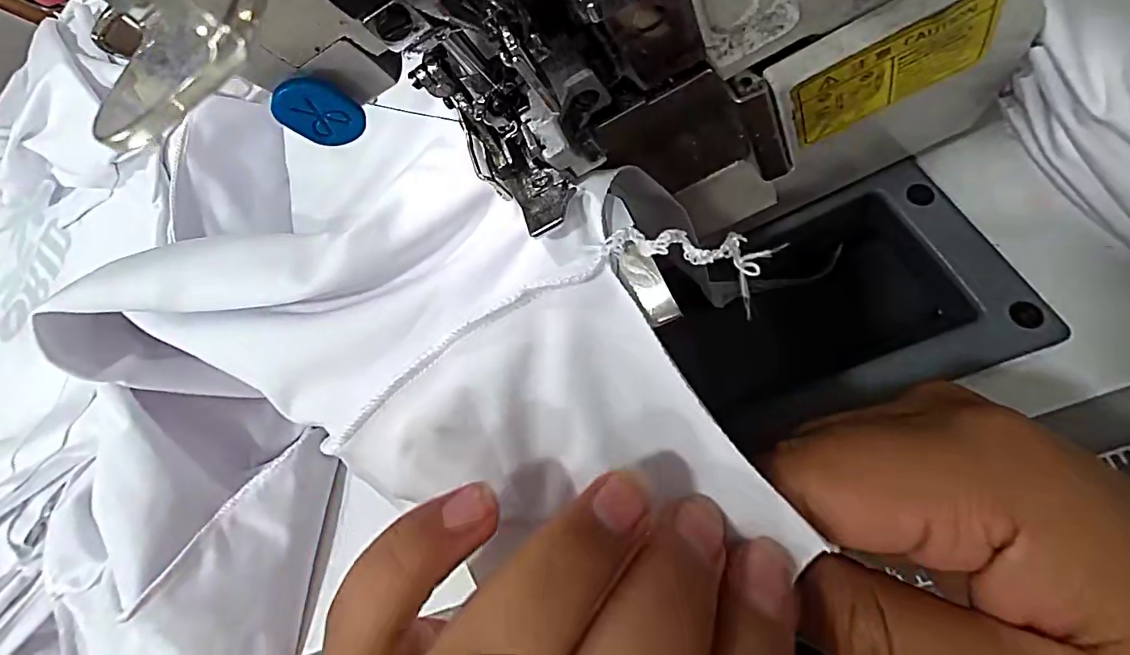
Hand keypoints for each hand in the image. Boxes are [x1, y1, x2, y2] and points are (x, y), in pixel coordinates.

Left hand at [323, 472, 799, 654]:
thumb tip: (741, 598)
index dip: (743, 635)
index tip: (759, 564)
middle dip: (670, 582)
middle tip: (695, 518)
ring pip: (506, 628)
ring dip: (577, 553)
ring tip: (622, 493)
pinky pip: (371, 604)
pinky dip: (420, 544)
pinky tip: (479, 501)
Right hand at [766, 382, 1129, 653]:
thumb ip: (886, 631)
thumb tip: (774, 582)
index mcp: (965, 457)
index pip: (793, 467)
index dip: (757, 530)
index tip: (753, 596)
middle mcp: (941, 412)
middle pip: (799, 456)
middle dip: (783, 531)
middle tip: (806, 615)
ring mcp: (945, 419)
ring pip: (816, 458)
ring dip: (809, 526)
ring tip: (841, 600)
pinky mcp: (951, 440)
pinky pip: (854, 464)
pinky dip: (841, 515)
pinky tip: (872, 571)